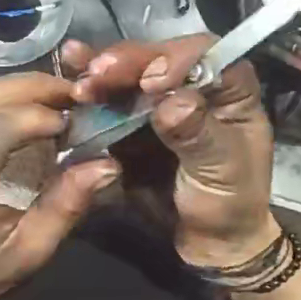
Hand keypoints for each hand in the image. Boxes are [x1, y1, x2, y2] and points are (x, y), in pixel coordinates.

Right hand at [64, 36, 279, 267]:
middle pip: (159, 58)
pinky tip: (70, 74)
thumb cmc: (230, 204)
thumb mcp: (223, 170)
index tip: (151, 81)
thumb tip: (171, 102)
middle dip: (129, 62)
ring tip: (77, 69)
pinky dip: (91, 88)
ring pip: (131, 74)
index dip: (177, 58)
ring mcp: (159, 103)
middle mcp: (193, 86)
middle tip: (97, 72)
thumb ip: (198, 135)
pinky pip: (110, 100)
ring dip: (102, 70)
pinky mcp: (131, 123)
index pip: (206, 55)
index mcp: (229, 91)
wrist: (209, 244)